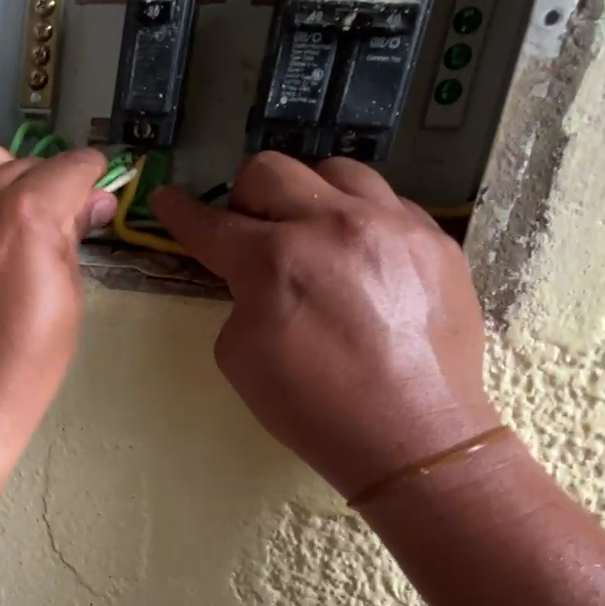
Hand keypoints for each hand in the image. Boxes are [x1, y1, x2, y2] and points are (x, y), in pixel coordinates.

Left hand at [0, 138, 118, 451]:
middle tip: (71, 220)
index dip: (94, 178)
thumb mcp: (69, 297)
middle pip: (27, 163)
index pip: (71, 168)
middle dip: (55, 182)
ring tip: (24, 209)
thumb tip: (89, 203)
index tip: (101, 193)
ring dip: (8, 170)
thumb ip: (73, 238)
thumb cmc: (26, 363)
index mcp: (25, 214)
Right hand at [153, 154, 498, 496]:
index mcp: (274, 259)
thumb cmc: (311, 406)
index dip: (180, 212)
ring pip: (335, 170)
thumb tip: (255, 277)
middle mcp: (333, 224)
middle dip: (244, 198)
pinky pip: (386, 201)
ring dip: (306, 196)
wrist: (411, 435)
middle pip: (270, 170)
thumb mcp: (239, 356)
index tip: (168, 201)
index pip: (211, 222)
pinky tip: (357, 259)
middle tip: (247, 234)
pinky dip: (357, 219)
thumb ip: (239, 298)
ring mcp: (393, 224)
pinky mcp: (435, 238)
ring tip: (309, 236)